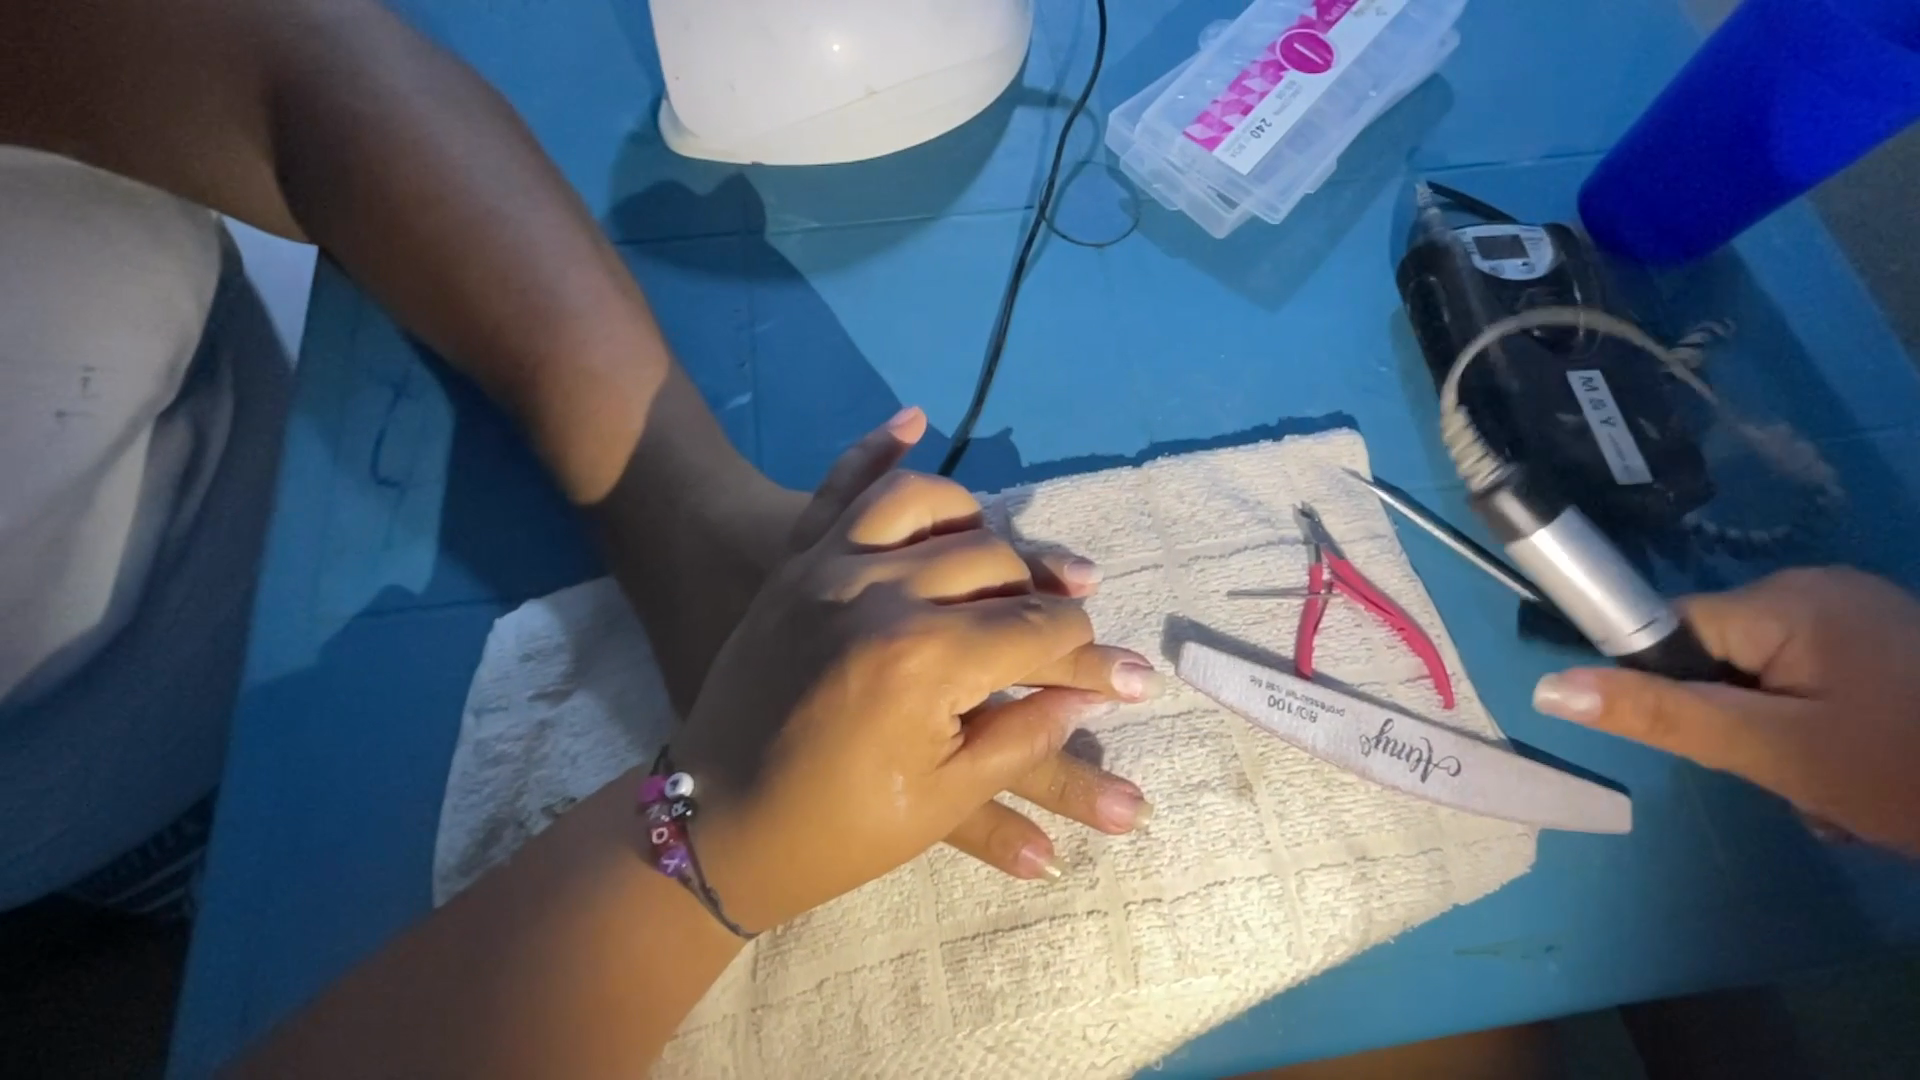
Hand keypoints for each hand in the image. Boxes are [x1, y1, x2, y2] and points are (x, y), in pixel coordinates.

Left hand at [669, 466, 1114, 930]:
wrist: (714, 825)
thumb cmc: (834, 830)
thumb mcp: (940, 802)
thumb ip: (1025, 736)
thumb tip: (1091, 691)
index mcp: (925, 662)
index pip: (1038, 633)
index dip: (1090, 653)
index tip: (1127, 672)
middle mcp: (884, 593)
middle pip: (997, 562)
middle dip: (1049, 595)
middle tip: (1072, 621)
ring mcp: (833, 567)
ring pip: (929, 505)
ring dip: (979, 521)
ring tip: (1007, 555)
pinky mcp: (798, 562)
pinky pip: (839, 487)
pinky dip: (876, 449)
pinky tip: (915, 419)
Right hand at [1532, 567, 1919, 853]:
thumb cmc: (1913, 773)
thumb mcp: (1776, 753)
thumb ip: (1658, 714)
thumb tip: (1547, 687)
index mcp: (1788, 601)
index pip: (1671, 632)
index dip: (1673, 689)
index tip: (1724, 739)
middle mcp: (1820, 589)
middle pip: (1714, 655)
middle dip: (1734, 720)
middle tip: (1790, 773)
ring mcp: (1860, 615)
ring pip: (1761, 674)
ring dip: (1775, 731)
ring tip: (1833, 783)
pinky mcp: (1888, 642)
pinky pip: (1808, 676)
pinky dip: (1816, 725)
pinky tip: (1858, 764)